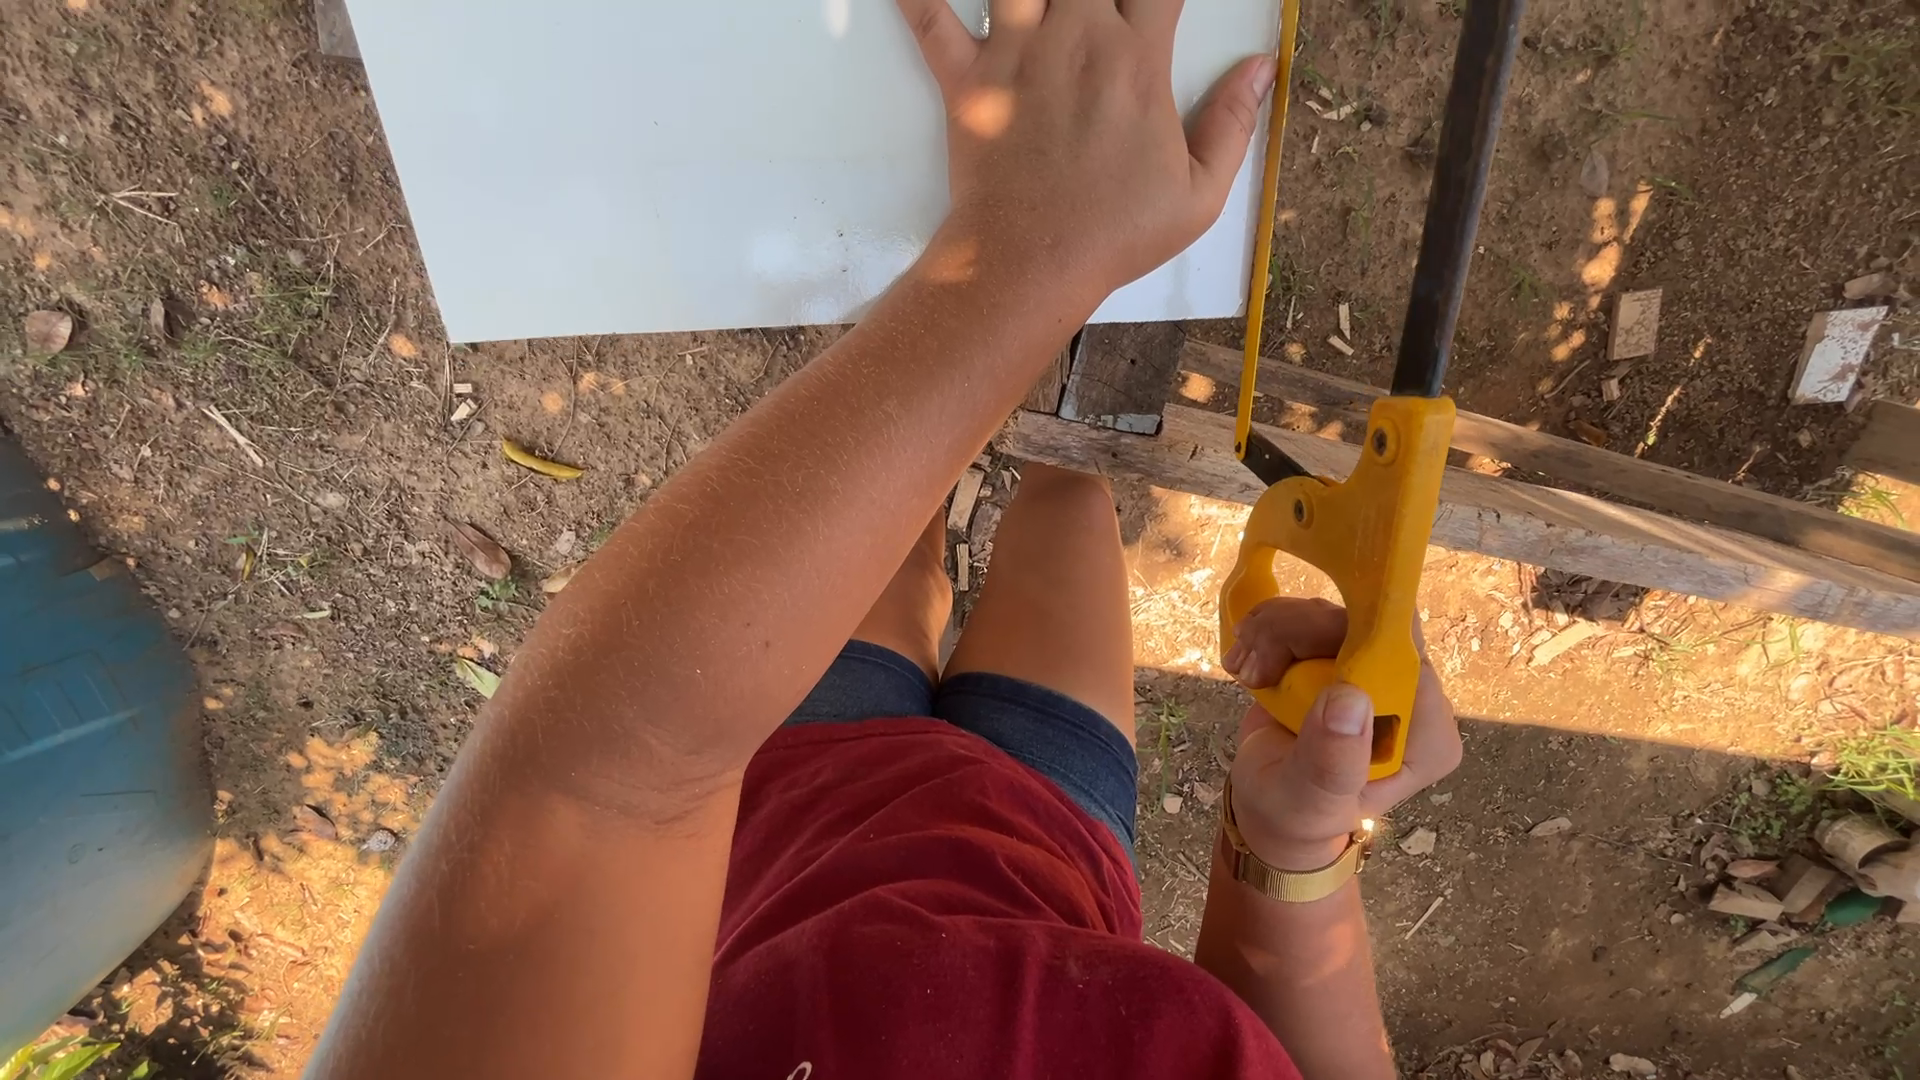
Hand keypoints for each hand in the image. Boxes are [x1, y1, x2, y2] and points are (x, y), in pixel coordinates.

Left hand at [896, 0, 1276, 298]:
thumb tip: (1264, 68)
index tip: (1159, 0)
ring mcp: (1017, 55)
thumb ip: (1234, 126)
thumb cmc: (1114, 238)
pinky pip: (932, 22)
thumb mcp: (1197, 197)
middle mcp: (1077, 36)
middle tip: (1091, 2)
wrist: (1032, 267)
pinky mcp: (968, 84)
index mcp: (1137, 57)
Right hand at [1221, 598, 1461, 871]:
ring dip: (1271, 630)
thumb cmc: (1296, 809)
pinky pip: (1305, 615)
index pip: (1404, 658)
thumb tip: (1348, 699)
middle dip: (1294, 633)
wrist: (1269, 801)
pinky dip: (1265, 628)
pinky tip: (1243, 661)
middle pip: (1362, 624)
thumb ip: (1331, 758)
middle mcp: (1406, 695)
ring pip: (1327, 613)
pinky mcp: (1335, 655)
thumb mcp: (1311, 797)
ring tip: (1243, 670)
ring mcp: (1369, 670)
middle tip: (1251, 668)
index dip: (1351, 639)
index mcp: (1424, 733)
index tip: (1289, 652)